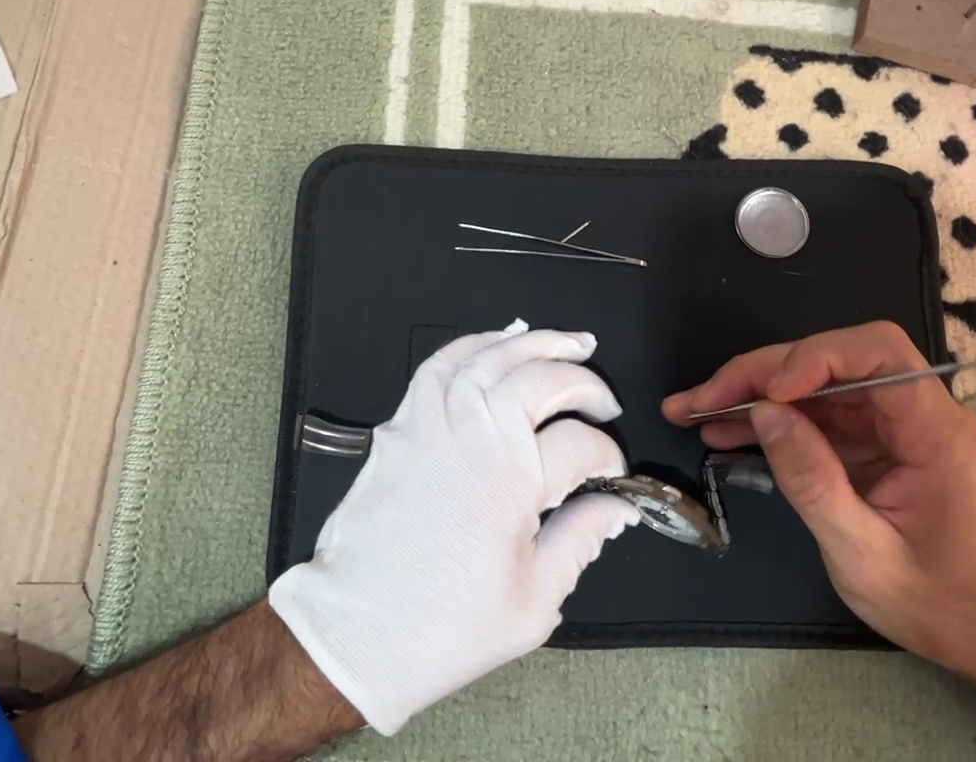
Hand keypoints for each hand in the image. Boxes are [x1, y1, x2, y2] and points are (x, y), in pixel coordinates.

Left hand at [269, 323, 638, 734]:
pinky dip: (472, 346)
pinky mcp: (401, 429)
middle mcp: (472, 442)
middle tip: (604, 399)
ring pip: (489, 358)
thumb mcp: (533, 602)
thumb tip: (616, 508)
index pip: (581, 444)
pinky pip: (436, 367)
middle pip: (539, 380)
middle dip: (584, 380)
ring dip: (534, 343)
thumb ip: (582, 541)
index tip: (614, 473)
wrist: (359, 633)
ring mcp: (431, 428)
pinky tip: (497, 344)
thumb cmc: (441, 628)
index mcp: (511, 487)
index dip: (609, 455)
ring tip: (566, 342)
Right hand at [661, 322, 975, 677]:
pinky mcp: (865, 440)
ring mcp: (886, 425)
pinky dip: (763, 420)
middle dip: (759, 375)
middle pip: (830, 361)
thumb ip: (813, 481)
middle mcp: (913, 413)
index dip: (817, 357)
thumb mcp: (863, 554)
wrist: (972, 631)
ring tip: (691, 411)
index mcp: (935, 432)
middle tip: (699, 401)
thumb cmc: (932, 601)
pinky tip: (720, 430)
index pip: (879, 353)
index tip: (770, 393)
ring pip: (810, 383)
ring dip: (748, 394)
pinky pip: (809, 414)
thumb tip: (763, 413)